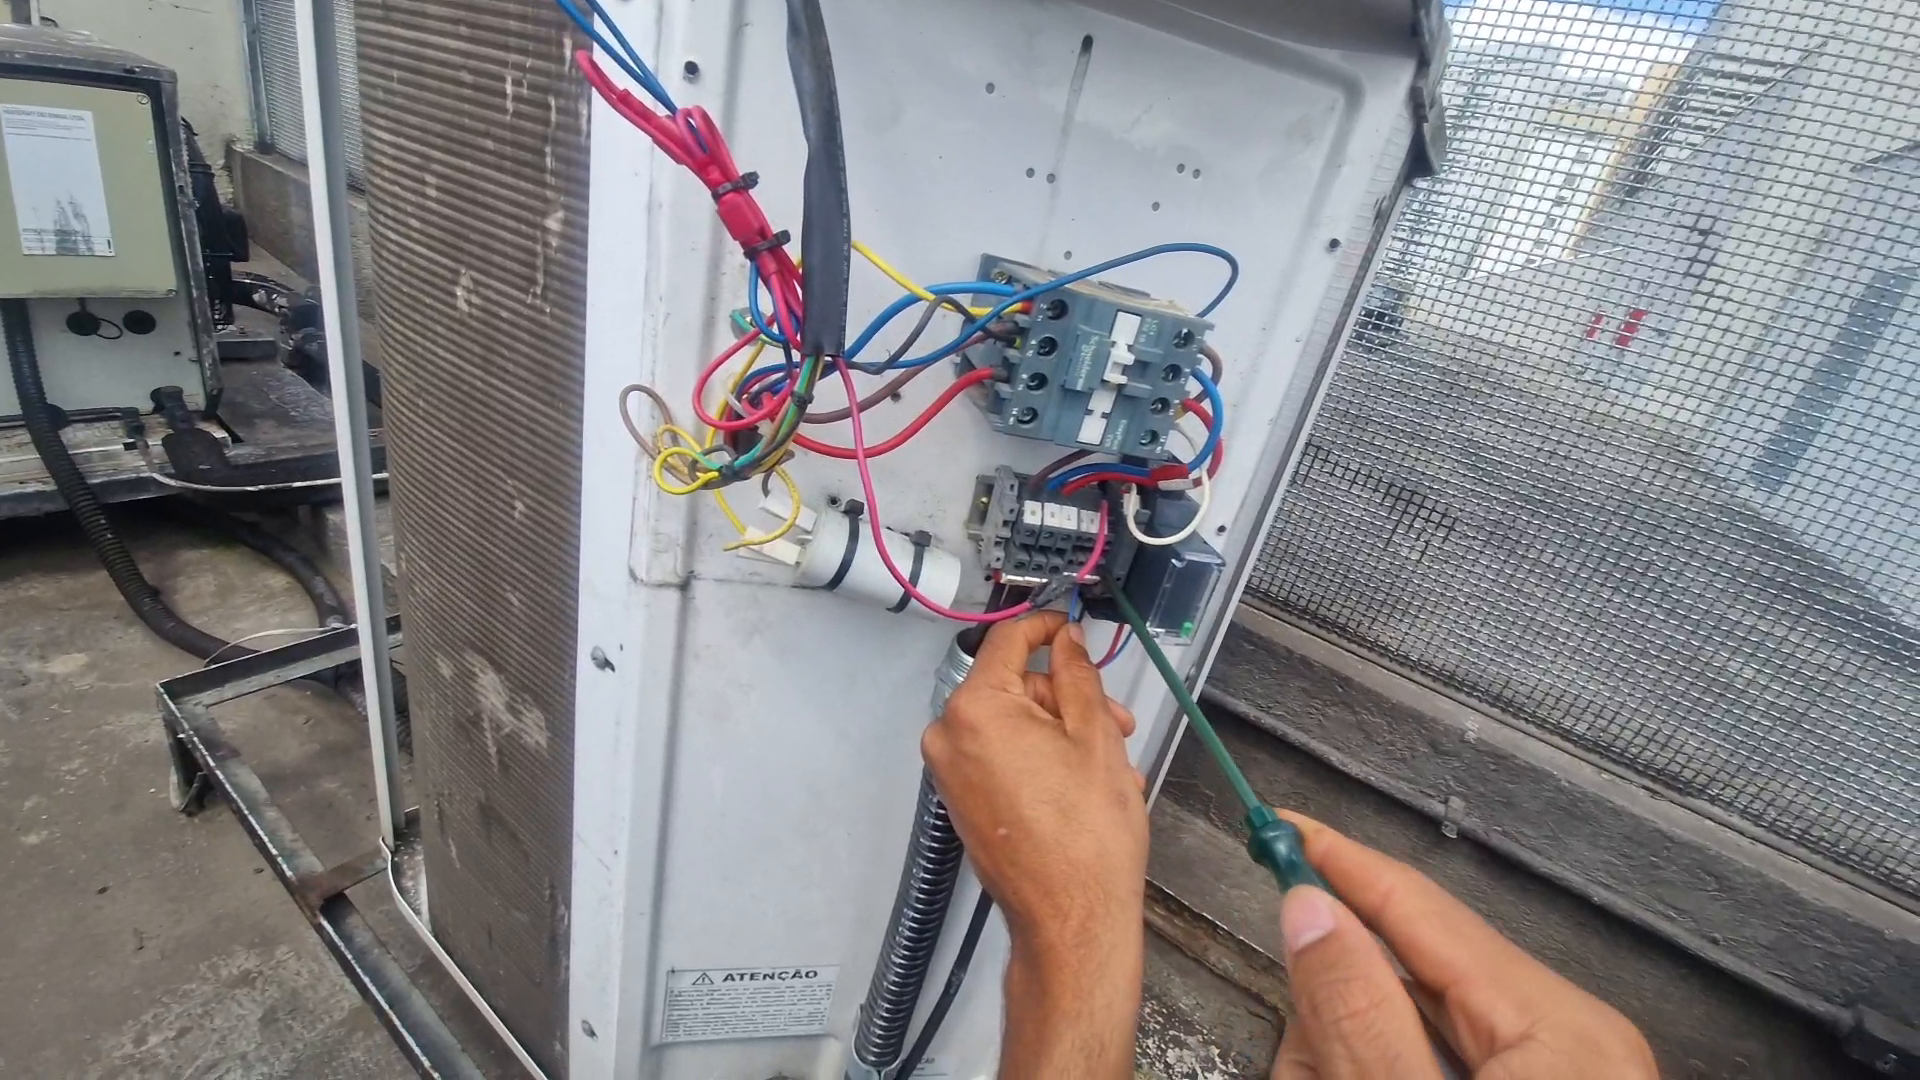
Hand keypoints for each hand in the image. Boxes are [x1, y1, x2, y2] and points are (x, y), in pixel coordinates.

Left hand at [921, 611, 1145, 950]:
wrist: (1071, 919)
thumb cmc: (1085, 836)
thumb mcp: (1095, 734)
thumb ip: (1076, 673)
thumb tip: (1066, 641)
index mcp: (976, 710)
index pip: (1007, 641)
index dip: (1044, 626)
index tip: (1067, 625)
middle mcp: (950, 736)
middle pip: (1013, 686)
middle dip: (1067, 698)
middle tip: (1114, 720)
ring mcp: (951, 770)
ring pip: (1012, 722)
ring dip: (1061, 730)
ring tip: (1110, 762)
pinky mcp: (960, 797)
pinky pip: (1001, 753)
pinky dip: (1039, 754)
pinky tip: (1082, 778)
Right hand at [1273, 813, 1658, 1079]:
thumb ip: (1360, 1016)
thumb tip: (1306, 905)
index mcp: (1558, 1025)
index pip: (1412, 901)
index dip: (1331, 854)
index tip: (1265, 822)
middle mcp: (1561, 1029)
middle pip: (1398, 966)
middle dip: (1330, 1003)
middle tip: (1307, 1071)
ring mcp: (1549, 1065)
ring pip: (1400, 1012)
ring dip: (1343, 1050)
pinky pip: (1421, 1050)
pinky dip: (1373, 1064)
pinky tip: (1364, 1079)